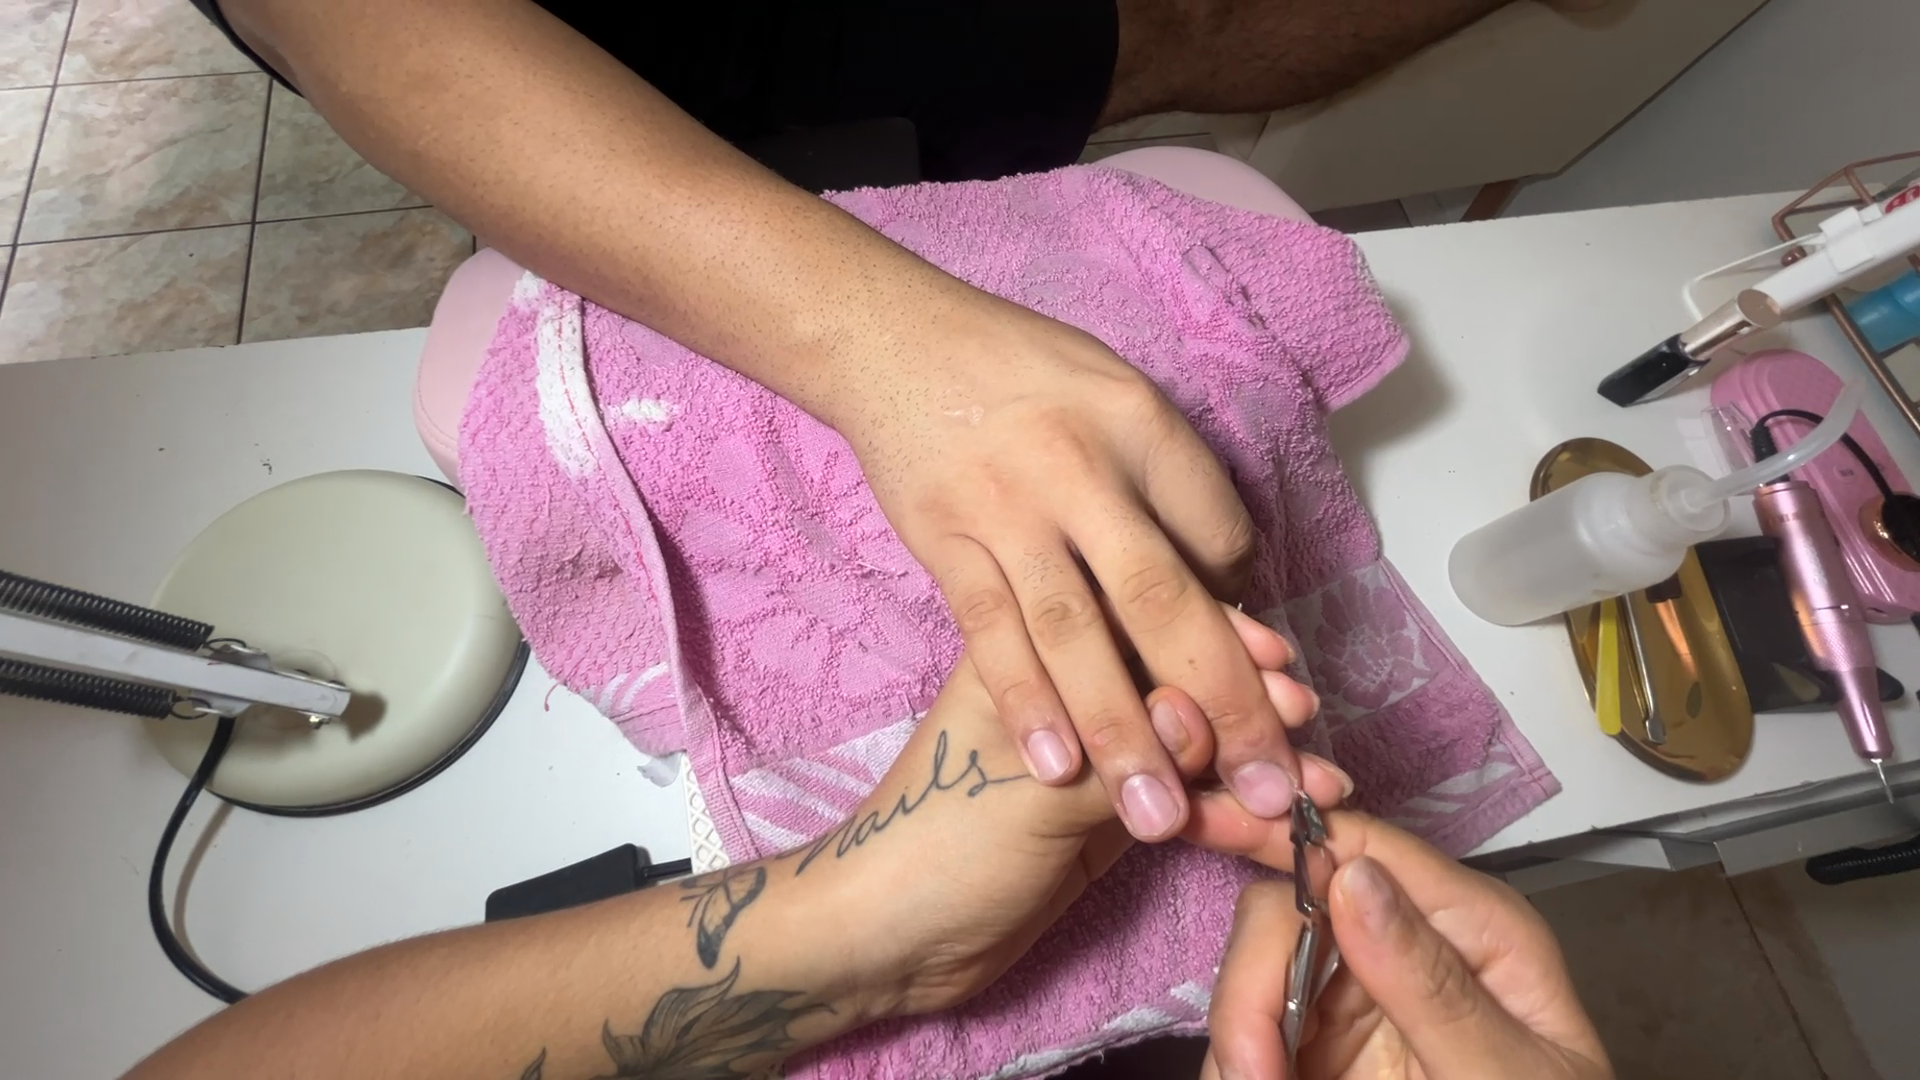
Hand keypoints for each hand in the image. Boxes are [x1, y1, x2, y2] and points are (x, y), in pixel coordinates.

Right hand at [829, 296, 1300, 842]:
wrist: (896, 344)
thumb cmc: (1015, 363)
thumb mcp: (1111, 387)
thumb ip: (1161, 472)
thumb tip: (1208, 568)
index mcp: (1137, 422)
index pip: (1220, 533)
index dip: (1246, 611)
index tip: (1256, 670)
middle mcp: (1078, 470)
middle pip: (1160, 598)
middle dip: (1221, 699)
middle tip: (1269, 786)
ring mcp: (1005, 511)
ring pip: (1073, 632)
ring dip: (1121, 728)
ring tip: (1161, 814)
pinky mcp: (945, 543)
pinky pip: (990, 632)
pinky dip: (1026, 700)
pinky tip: (1057, 766)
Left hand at [834, 604, 1346, 1019]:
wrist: (898, 937)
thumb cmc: (941, 840)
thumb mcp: (1026, 791)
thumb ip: (1118, 755)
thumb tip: (1205, 717)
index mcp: (1032, 658)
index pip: (1131, 628)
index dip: (1206, 640)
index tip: (1275, 661)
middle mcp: (1069, 691)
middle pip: (1170, 679)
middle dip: (1240, 696)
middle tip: (1303, 714)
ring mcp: (1095, 751)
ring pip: (1186, 742)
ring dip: (1248, 760)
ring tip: (1318, 779)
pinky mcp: (1110, 809)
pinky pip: (1182, 799)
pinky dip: (1231, 811)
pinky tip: (1283, 823)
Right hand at [1185, 806, 1610, 1079]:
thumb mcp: (1510, 1079)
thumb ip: (1433, 984)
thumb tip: (1350, 876)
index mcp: (1460, 922)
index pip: (1353, 842)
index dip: (1270, 824)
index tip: (1201, 824)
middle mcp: (1393, 937)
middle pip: (1281, 907)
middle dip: (1253, 984)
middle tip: (1255, 1072)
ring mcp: (1345, 986)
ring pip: (1250, 964)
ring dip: (1240, 1031)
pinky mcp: (1309, 1034)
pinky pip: (1243, 1019)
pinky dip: (1237, 1057)